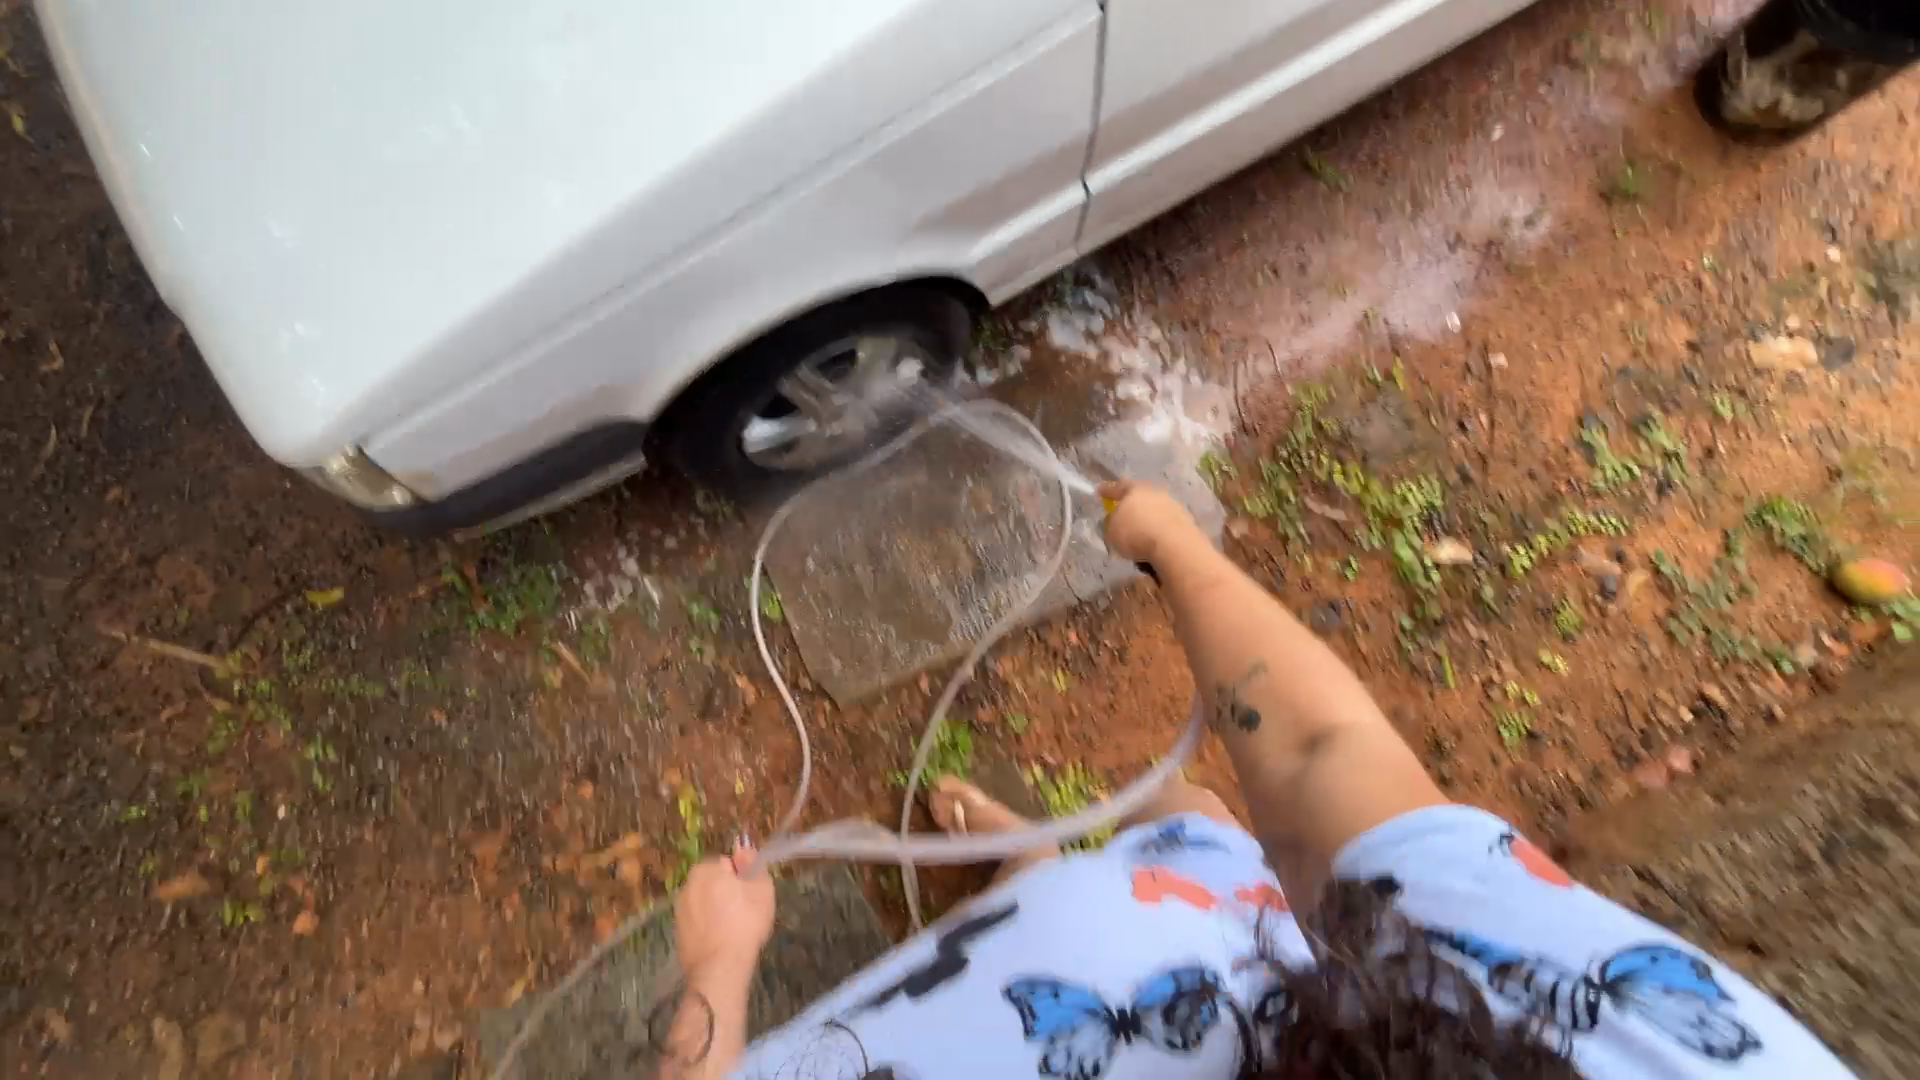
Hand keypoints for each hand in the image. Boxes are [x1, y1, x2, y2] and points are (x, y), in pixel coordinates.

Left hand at [674, 844, 775, 976]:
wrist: (720, 968)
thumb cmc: (745, 922)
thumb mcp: (761, 887)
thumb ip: (752, 863)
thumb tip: (742, 848)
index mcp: (706, 870)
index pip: (727, 863)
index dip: (741, 877)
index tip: (749, 894)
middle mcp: (687, 885)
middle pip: (713, 881)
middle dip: (726, 891)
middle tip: (744, 910)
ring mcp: (679, 911)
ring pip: (704, 902)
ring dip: (716, 908)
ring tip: (733, 928)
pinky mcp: (677, 933)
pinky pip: (697, 921)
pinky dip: (707, 926)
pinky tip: (720, 940)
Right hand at [1099, 481, 1198, 564]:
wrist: (1174, 545)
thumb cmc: (1136, 534)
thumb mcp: (1111, 532)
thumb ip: (1109, 524)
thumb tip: (1112, 522)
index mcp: (1134, 490)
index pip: (1118, 486)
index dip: (1108, 490)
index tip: (1100, 491)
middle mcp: (1155, 492)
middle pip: (1140, 496)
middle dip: (1131, 504)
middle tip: (1123, 512)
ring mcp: (1172, 505)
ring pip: (1155, 509)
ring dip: (1147, 518)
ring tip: (1141, 532)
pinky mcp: (1185, 520)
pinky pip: (1166, 523)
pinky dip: (1159, 529)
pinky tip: (1155, 540)